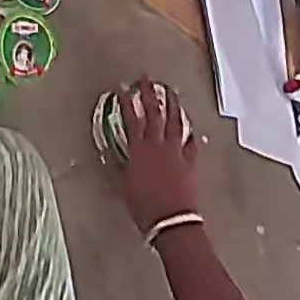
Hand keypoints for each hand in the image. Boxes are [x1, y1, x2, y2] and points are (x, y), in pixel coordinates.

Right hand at [114, 76, 199, 234]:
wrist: (171, 221)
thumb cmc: (143, 206)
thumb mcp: (122, 187)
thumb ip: (116, 167)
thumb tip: (108, 154)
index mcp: (139, 149)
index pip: (131, 119)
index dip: (126, 102)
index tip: (122, 87)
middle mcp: (157, 145)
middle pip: (154, 114)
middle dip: (149, 94)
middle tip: (147, 78)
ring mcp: (175, 152)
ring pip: (175, 122)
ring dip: (173, 105)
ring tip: (171, 91)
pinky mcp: (189, 163)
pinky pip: (191, 144)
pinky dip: (191, 134)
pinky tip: (191, 127)